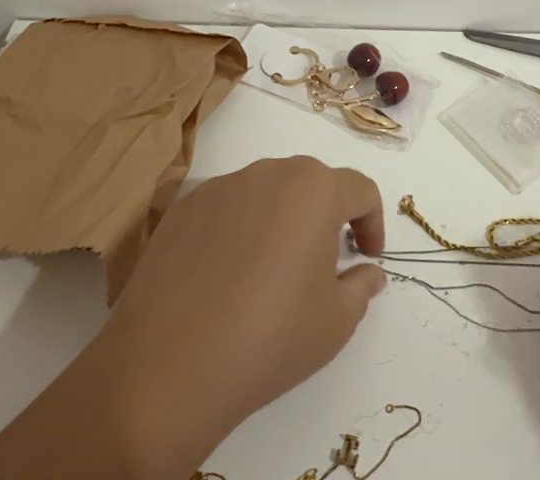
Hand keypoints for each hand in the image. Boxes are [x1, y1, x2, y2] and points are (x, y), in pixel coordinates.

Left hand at [0, 157, 386, 479]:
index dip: (372, 224)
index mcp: (315, 190)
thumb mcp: (336, 321)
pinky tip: (228, 276)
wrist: (167, 367)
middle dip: (327, 216)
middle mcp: (268, 174)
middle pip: (312, 183)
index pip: (360, 190)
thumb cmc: (268, 338)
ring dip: (282, 219)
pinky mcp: (181, 209)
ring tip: (272, 271)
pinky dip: (239, 229)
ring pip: (266, 192)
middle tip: (324, 264)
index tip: (366, 259)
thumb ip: (362, 285)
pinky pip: (226, 207)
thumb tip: (367, 271)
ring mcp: (219, 188)